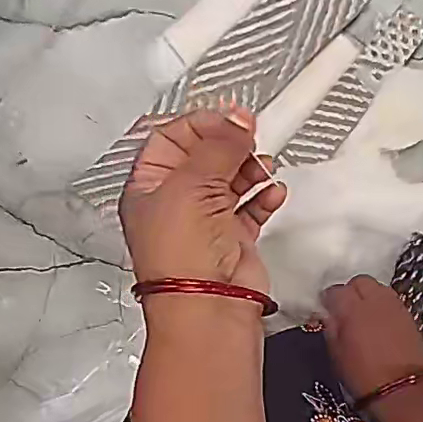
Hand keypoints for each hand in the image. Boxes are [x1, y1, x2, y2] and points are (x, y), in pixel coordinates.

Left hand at [120, 104, 286, 291]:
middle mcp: (177, 202)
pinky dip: (265, 196)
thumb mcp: (192, 184)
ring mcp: (207, 220)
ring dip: (251, 168)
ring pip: (232, 179)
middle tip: (250, 137)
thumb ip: (218, 147)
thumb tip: (236, 121)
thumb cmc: (181, 258)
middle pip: (206, 156)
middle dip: (230, 144)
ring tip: (262, 166)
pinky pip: (253, 207)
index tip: (230, 117)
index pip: (173, 138)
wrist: (209, 304)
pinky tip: (272, 191)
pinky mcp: (235, 237)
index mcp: (150, 186)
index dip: (201, 123)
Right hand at [318, 276, 422, 397]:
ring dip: (369, 295)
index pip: (336, 290)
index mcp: (352, 309)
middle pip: (360, 281)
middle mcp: (375, 301)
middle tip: (345, 308)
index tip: (325, 308)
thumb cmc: (361, 374)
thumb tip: (327, 314)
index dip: (329, 298)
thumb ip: (330, 327)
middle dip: (351, 291)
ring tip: (364, 313)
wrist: (399, 388)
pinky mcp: (408, 315)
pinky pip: (392, 300)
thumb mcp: (336, 353)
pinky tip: (379, 320)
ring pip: (378, 287)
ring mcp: (395, 306)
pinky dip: (383, 305)